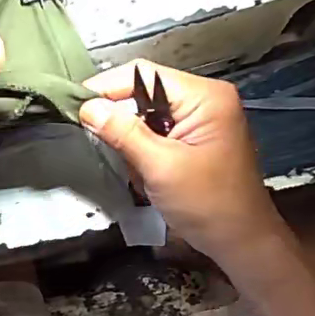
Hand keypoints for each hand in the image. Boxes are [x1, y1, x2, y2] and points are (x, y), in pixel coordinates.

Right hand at [78, 60, 287, 264]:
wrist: (240, 240)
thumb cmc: (207, 202)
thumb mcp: (160, 166)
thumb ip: (123, 133)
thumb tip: (88, 107)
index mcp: (204, 96)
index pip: (143, 75)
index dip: (106, 86)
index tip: (74, 106)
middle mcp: (202, 99)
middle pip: (142, 91)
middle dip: (117, 115)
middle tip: (89, 134)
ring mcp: (198, 118)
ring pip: (144, 113)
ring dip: (128, 135)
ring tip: (123, 159)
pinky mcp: (191, 138)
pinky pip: (154, 130)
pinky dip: (139, 147)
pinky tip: (139, 168)